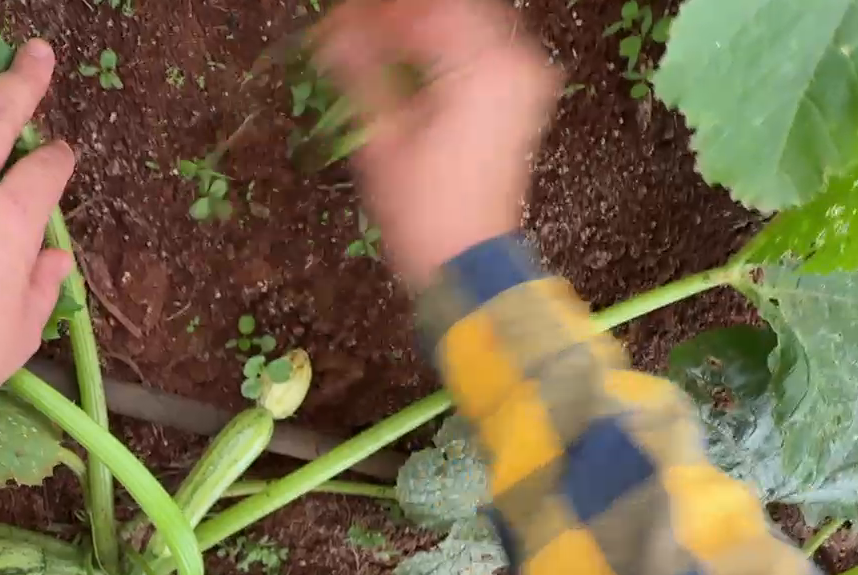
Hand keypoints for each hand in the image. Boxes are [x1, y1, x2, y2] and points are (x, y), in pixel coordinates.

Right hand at [317, 0, 559, 291]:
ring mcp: (524, 81)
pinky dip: (447, 53)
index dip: (376, 15)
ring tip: (377, 48)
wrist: (467, 266)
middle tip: (355, 30)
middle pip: (451, 11)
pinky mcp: (521, 102)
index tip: (338, 22)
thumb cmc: (422, 214)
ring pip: (468, 29)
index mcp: (481, 67)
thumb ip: (360, 77)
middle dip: (401, 19)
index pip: (424, 12)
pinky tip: (413, 69)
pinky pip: (484, 55)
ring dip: (422, 32)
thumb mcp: (381, 144)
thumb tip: (332, 34)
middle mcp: (514, 61)